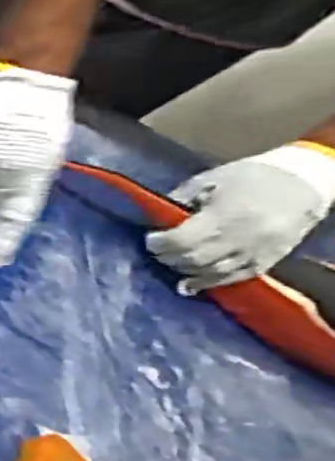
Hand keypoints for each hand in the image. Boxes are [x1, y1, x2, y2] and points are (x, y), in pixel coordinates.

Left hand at [146, 142, 334, 293]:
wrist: (308, 179)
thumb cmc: (250, 177)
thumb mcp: (207, 182)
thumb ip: (176, 202)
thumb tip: (153, 222)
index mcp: (228, 215)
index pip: (180, 240)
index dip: (158, 243)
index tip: (152, 238)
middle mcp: (245, 236)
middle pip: (192, 258)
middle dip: (167, 256)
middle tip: (161, 250)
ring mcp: (260, 250)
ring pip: (209, 271)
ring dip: (184, 269)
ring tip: (175, 259)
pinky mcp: (270, 259)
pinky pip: (233, 278)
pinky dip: (207, 282)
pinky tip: (189, 283)